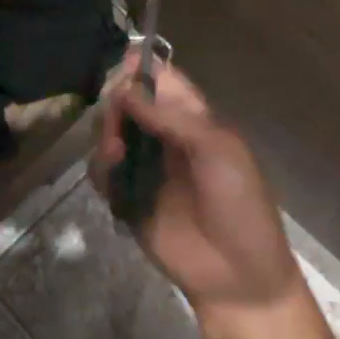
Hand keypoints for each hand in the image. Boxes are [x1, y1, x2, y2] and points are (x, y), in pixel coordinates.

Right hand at [93, 57, 304, 336]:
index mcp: (196, 121)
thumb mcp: (217, 150)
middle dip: (117, 106)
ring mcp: (146, 171)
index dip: (143, 70)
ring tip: (116, 154)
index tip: (122, 63)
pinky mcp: (128, 201)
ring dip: (105, 137)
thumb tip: (125, 90)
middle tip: (117, 121)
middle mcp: (167, 140)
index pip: (164, 82)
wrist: (237, 275)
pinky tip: (111, 176)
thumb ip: (171, 117)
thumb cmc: (239, 205)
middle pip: (128, 106)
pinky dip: (100, 170)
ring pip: (110, 137)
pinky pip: (103, 175)